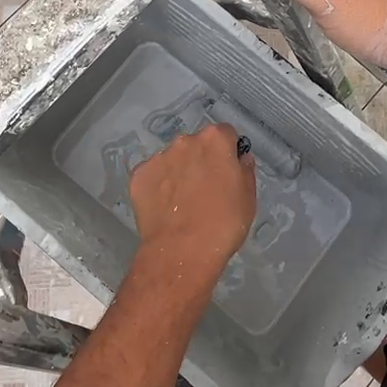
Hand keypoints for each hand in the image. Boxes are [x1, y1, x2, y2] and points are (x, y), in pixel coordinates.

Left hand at [129, 124, 257, 281]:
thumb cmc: (223, 224)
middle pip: (197, 144)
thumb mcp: (248, 197)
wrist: (182, 252)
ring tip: (182, 203)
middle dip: (202, 160)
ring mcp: (158, 157)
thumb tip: (240, 159)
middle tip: (206, 189)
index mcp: (215, 140)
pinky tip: (164, 209)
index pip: (225, 134)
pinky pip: (153, 175)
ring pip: (173, 159)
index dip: (228, 152)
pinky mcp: (138, 176)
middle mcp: (185, 141)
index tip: (228, 172)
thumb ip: (245, 170)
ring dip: (179, 172)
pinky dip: (158, 187)